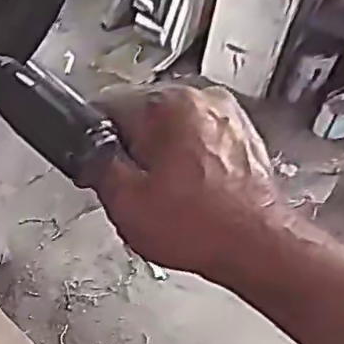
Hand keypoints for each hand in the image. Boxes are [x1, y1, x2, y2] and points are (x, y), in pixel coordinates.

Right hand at [93, 84, 311, 289]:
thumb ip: (97, 164)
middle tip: (137, 195)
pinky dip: (191, 168)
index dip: (96, 146)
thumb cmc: (200, 227)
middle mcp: (199, 98)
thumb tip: (88, 149)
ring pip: (172, 132)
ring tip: (168, 200)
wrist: (255, 245)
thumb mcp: (124, 202)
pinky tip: (191, 198)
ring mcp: (225, 115)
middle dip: (133, 154)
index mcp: (163, 104)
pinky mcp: (241, 136)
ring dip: (163, 161)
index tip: (100, 170)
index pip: (106, 108)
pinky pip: (200, 145)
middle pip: (142, 118)